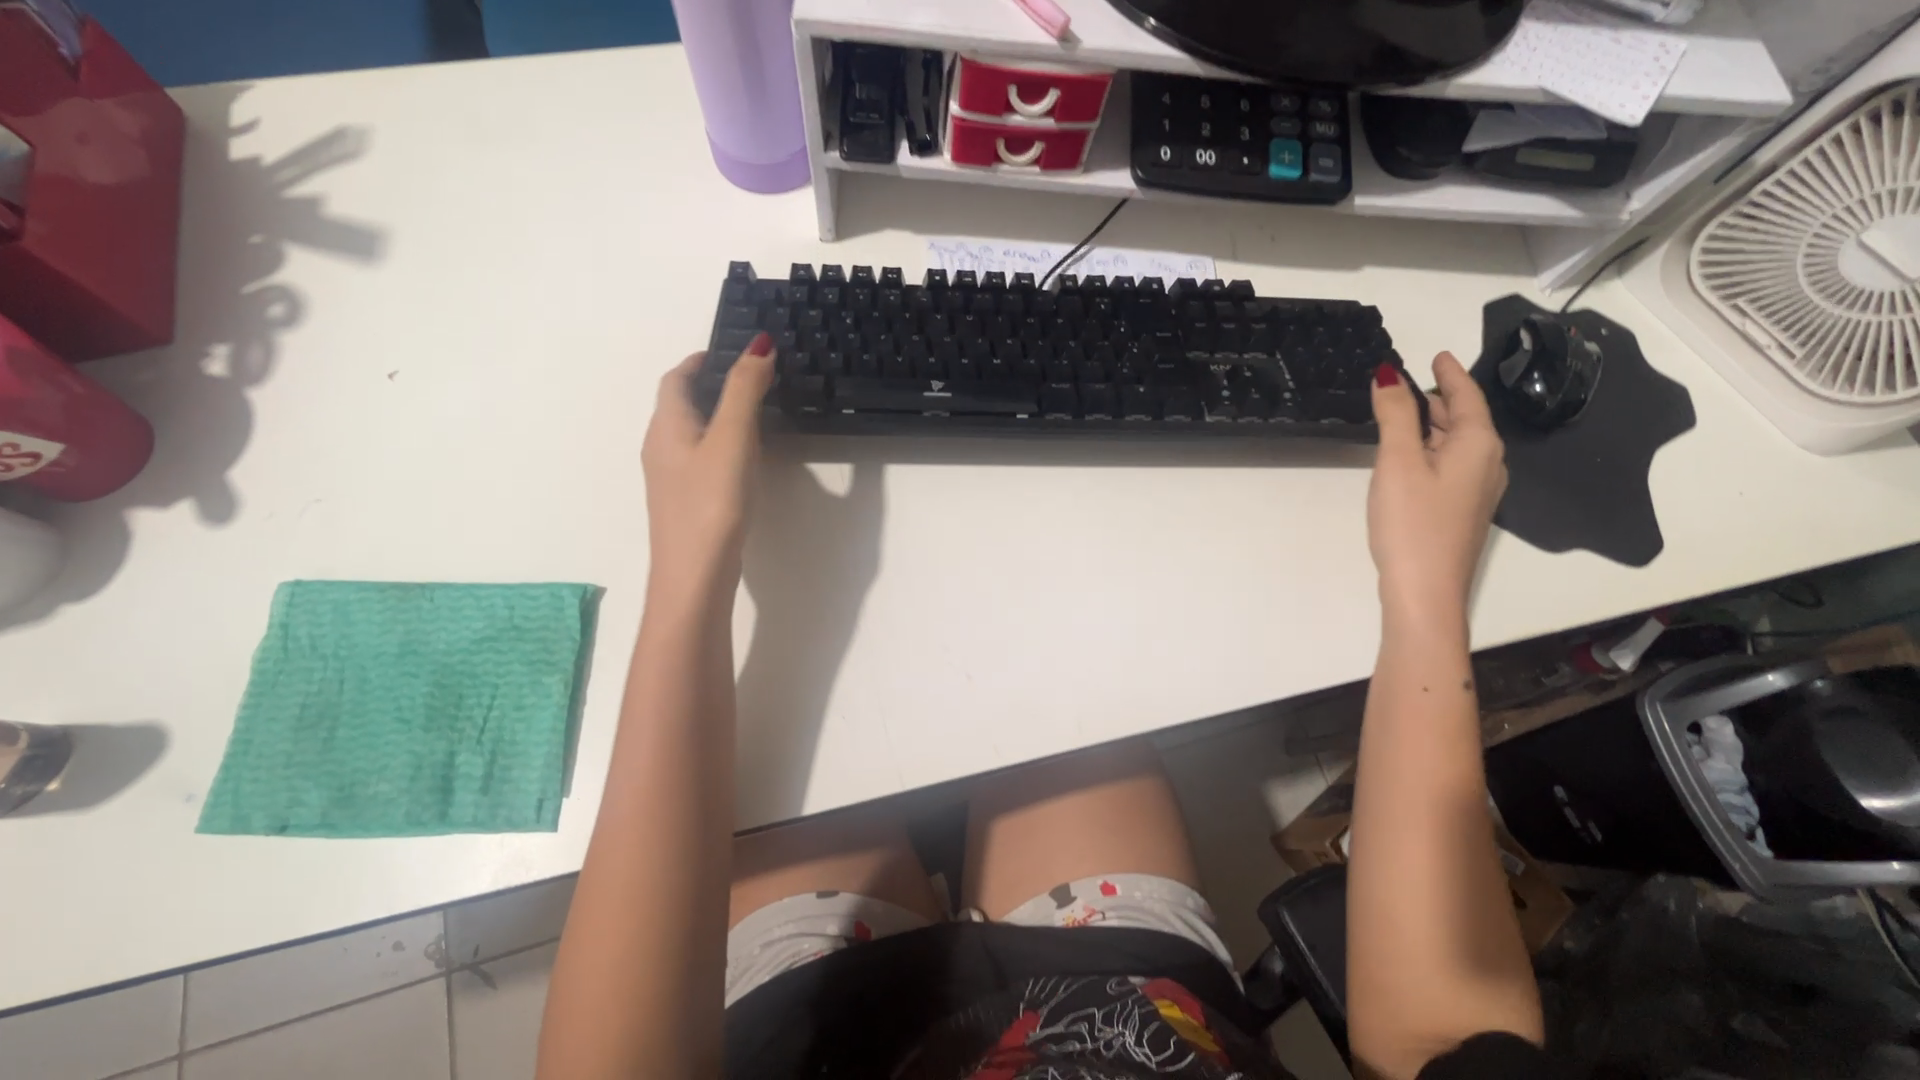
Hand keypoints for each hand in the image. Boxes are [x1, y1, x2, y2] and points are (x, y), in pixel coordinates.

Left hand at [641, 333, 775, 601]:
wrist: (693, 577)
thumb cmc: (710, 502)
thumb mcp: (731, 438)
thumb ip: (744, 390)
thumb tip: (759, 344)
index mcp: (666, 425)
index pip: (675, 378)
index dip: (700, 359)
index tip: (733, 350)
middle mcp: (660, 447)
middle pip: (680, 404)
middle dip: (711, 385)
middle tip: (753, 378)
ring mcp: (670, 479)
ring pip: (691, 434)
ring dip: (717, 416)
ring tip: (755, 413)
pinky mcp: (685, 504)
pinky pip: (700, 460)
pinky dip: (720, 446)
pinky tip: (744, 461)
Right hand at [1367, 352, 1506, 626]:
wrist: (1425, 591)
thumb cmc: (1413, 522)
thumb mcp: (1398, 461)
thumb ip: (1395, 414)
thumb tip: (1389, 373)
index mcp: (1479, 444)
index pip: (1467, 396)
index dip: (1450, 373)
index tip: (1436, 353)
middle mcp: (1488, 463)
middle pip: (1464, 419)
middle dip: (1438, 399)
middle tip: (1404, 386)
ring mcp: (1478, 491)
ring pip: (1456, 444)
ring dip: (1432, 426)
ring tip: (1401, 415)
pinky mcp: (1462, 511)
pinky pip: (1451, 465)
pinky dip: (1431, 449)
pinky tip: (1407, 457)